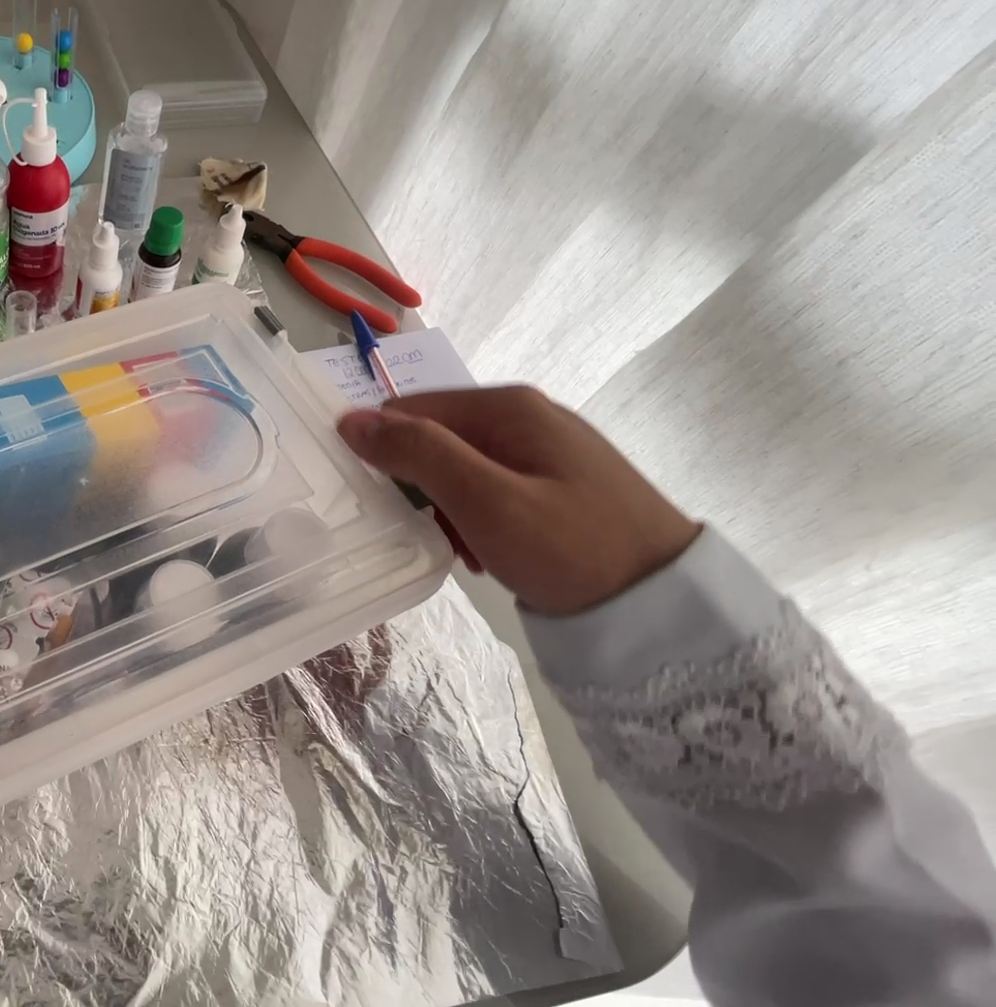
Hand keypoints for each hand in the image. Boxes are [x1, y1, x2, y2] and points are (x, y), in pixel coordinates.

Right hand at [337, 386, 700, 614]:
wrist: (663, 605)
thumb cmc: (571, 549)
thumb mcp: (484, 501)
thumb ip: (417, 454)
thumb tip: (349, 420)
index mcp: (507, 407)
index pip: (408, 410)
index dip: (387, 452)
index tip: (392, 504)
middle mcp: (524, 415)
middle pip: (433, 438)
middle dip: (420, 485)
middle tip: (438, 531)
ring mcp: (543, 449)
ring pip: (457, 467)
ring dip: (447, 508)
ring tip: (468, 548)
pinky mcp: (555, 482)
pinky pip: (488, 487)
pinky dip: (476, 518)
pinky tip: (491, 550)